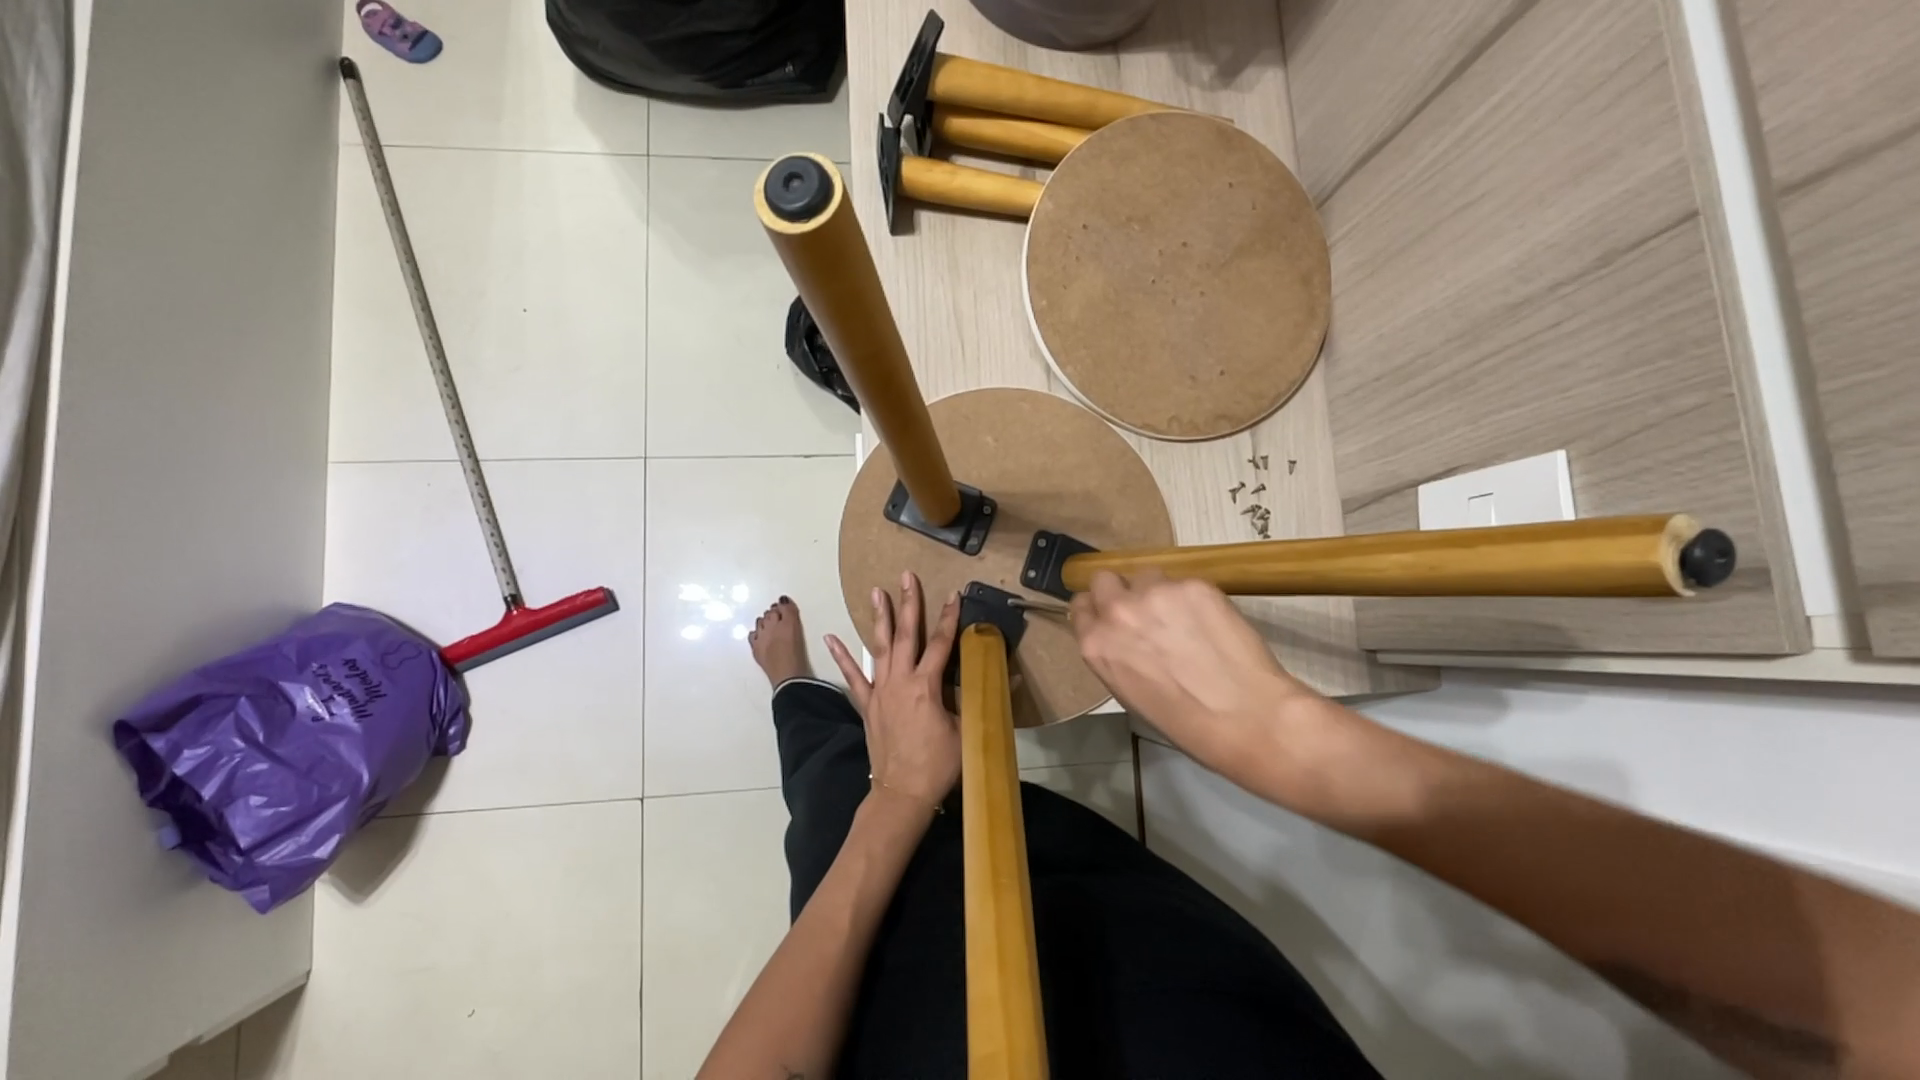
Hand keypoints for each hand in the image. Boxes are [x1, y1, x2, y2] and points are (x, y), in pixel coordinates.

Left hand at [826, 571, 960, 811]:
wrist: (902, 793)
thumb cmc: (940, 765)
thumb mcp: (968, 732)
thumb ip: (984, 701)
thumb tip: (1007, 678)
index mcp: (927, 686)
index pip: (942, 643)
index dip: (950, 618)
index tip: (954, 593)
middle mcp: (900, 682)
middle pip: (907, 635)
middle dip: (908, 603)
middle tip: (907, 576)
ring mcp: (880, 692)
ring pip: (879, 647)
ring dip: (879, 618)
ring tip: (876, 592)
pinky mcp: (867, 706)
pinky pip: (853, 677)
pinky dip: (842, 657)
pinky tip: (832, 637)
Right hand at [1071, 571, 1315, 775]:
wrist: (1244, 717)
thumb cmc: (1184, 722)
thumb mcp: (1129, 692)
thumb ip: (1115, 654)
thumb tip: (1124, 638)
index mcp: (1096, 644)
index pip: (1080, 605)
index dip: (1097, 609)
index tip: (1111, 617)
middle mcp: (1118, 611)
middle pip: (1105, 579)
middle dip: (1121, 592)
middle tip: (1145, 612)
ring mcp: (1156, 593)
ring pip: (1148, 575)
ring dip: (1158, 591)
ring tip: (1184, 619)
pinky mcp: (1194, 585)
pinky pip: (1185, 582)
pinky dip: (1194, 598)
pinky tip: (1212, 624)